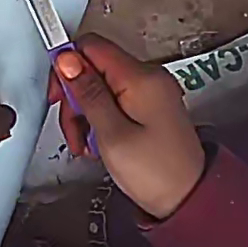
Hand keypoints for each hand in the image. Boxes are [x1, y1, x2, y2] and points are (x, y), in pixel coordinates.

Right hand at [50, 34, 205, 218]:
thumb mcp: (112, 134)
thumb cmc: (156, 172)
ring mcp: (149, 93)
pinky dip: (98, 119)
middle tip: (74, 128)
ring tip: (86, 144)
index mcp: (140, 78)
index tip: (58, 94)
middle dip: (74, 97)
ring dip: (83, 113)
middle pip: (93, 68)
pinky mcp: (147, 107)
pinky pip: (112, 101)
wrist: (189, 200)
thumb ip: (88, 93)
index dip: (67, 66)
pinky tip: (98, 142)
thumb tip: (67, 59)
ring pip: (99, 87)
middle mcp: (147, 78)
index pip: (92, 46)